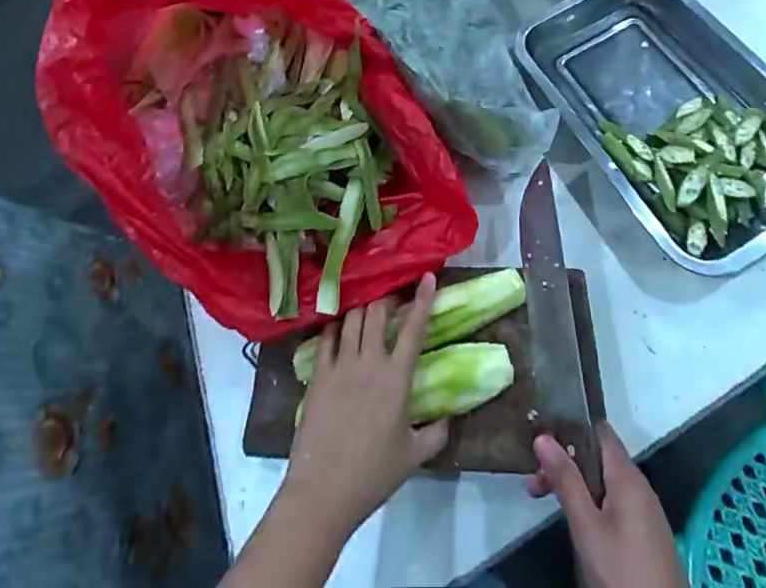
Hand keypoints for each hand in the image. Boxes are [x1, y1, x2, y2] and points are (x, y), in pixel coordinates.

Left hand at [282, 272, 448, 538]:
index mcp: (397, 379)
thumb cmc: (373, 474)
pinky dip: (336, 324)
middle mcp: (369, 362)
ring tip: (368, 302)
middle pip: (377, 313)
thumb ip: (436, 433)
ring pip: (352, 319)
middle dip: (387, 296)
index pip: (413, 328)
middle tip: (394, 291)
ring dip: (362, 306)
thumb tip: (448, 418)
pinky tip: (339, 322)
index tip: (427, 276)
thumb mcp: (413, 456)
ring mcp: (340, 366)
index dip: (422, 299)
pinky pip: (327, 337)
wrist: (323, 490)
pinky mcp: (318, 374)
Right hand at [530, 423, 686, 587]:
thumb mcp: (586, 527)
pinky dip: (589, 500)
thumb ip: (566, 480)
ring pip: (603, 480)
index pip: (599, 431)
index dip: (570, 426)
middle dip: (565, 461)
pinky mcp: (644, 533)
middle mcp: (639, 486)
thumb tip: (543, 436)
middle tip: (534, 482)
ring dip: (574, 483)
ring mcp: (644, 510)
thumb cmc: (621, 572)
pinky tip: (573, 516)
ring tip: (544, 497)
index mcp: (628, 476)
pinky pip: (613, 501)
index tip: (540, 435)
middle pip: (598, 457)